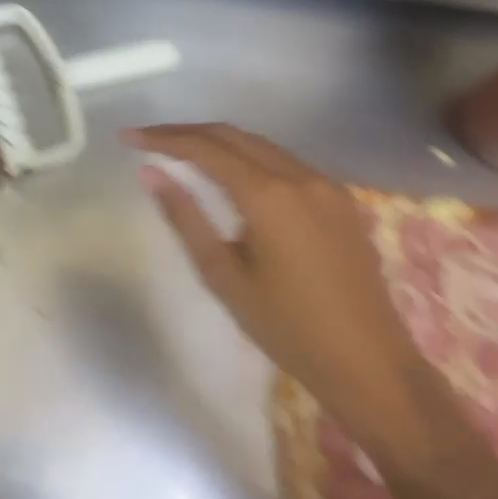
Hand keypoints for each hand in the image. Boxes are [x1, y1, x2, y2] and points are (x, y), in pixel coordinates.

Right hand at [131, 124, 423, 437]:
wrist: (371, 365)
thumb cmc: (288, 327)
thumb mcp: (223, 275)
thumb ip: (185, 217)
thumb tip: (150, 173)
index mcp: (268, 195)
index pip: (205, 148)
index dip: (162, 138)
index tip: (127, 137)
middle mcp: (300, 177)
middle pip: (232, 135)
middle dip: (186, 133)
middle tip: (147, 139)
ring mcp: (326, 186)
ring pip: (260, 144)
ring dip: (217, 141)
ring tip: (180, 152)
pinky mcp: (341, 201)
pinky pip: (284, 161)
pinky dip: (248, 156)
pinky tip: (229, 173)